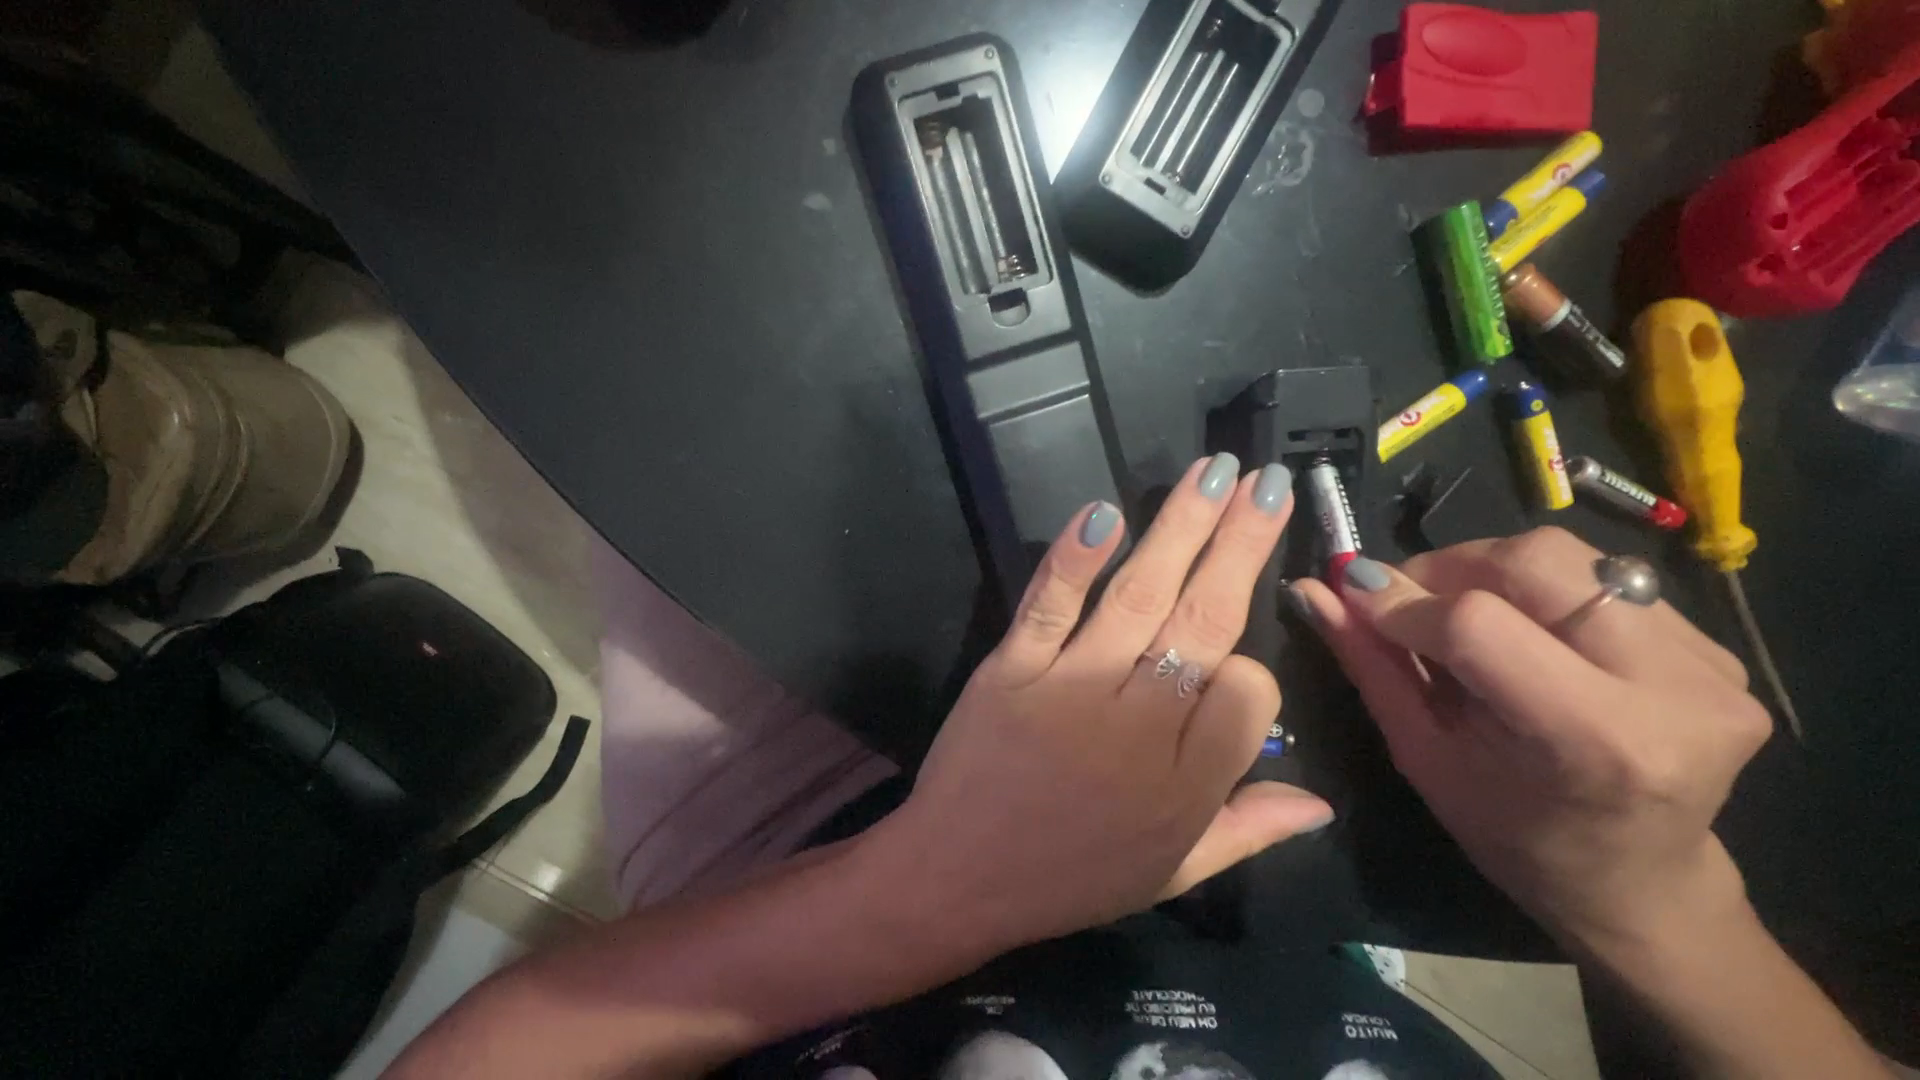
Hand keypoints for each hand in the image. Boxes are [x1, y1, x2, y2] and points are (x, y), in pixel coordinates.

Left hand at [863, 455, 1332, 955]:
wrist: (958, 876)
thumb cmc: (1070, 877)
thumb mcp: (1171, 874)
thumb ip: (1246, 830)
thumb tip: (1322, 802)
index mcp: (1187, 782)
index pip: (1249, 689)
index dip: (1250, 672)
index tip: (1228, 674)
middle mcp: (1139, 725)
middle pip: (1204, 620)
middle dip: (1242, 544)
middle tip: (1269, 481)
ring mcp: (1071, 688)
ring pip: (1139, 596)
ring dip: (1181, 527)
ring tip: (1214, 471)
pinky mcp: (1013, 667)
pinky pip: (1049, 605)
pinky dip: (1075, 559)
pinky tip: (1105, 512)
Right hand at [1291, 527, 1771, 955]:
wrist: (1637, 880)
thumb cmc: (1510, 831)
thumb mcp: (1423, 755)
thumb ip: (1371, 664)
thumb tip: (1312, 588)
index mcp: (1594, 740)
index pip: (1477, 624)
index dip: (1403, 602)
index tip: (1355, 598)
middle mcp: (1672, 690)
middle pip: (1535, 563)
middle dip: (1450, 567)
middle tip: (1410, 600)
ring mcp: (1710, 665)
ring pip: (1570, 557)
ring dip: (1492, 571)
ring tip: (1467, 617)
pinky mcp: (1722, 650)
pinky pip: (1605, 579)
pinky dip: (1541, 591)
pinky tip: (1529, 635)